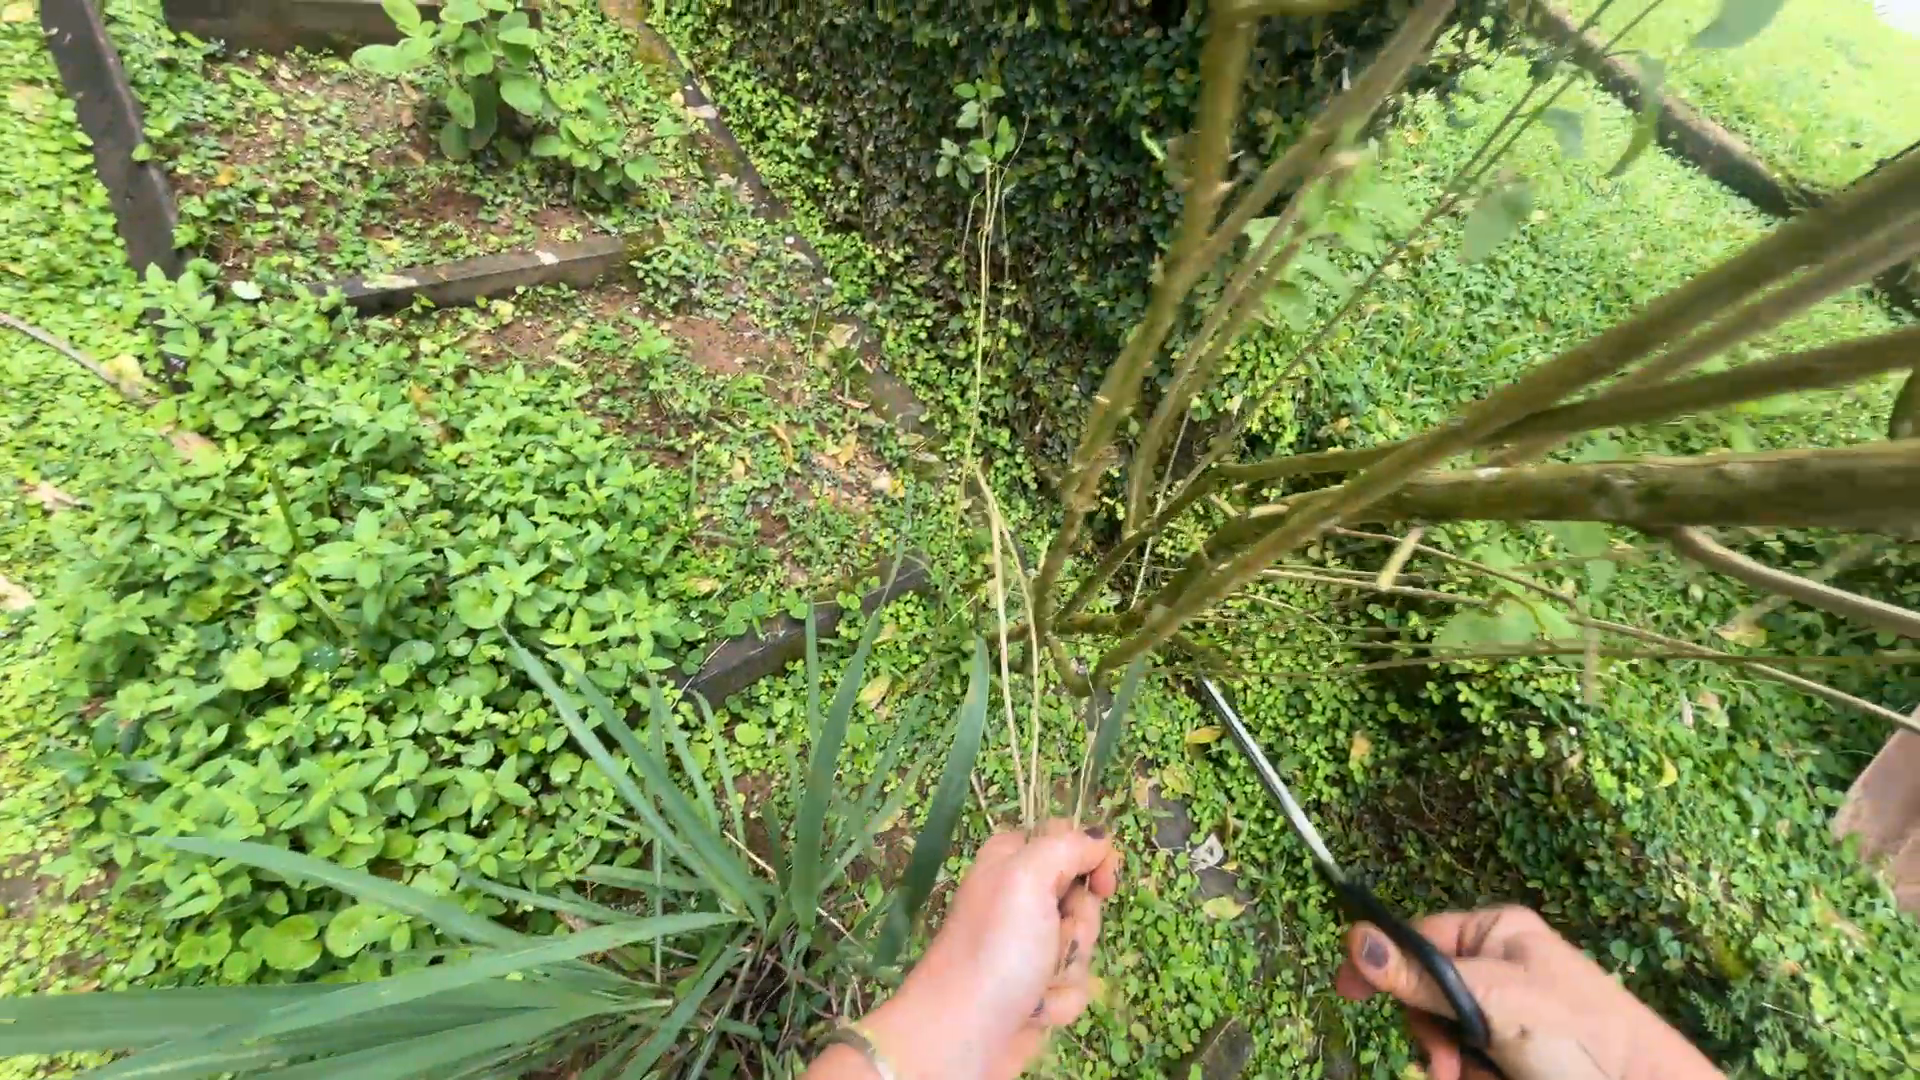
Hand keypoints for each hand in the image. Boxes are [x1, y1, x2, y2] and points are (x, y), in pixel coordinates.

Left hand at [808, 820, 1120, 1078]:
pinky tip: (1035, 1008)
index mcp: (1012, 856)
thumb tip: (1100, 837)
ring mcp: (1028, 942)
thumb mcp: (1029, 876)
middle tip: (1055, 937)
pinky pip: (1073, 982)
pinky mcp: (1036, 985)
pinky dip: (1060, 998)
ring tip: (1039, 980)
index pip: (1069, 838)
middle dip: (1079, 923)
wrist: (964, 1033)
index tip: (1102, 885)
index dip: (1091, 859)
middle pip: (1082, 894)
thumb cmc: (997, 946)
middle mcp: (1020, 894)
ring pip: (1083, 942)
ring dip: (1069, 965)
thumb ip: (1067, 846)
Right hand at [1335, 905, 1723, 1079]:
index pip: (1416, 937)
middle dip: (1430, 1032)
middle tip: (1444, 1066)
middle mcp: (1500, 966)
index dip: (1380, 963)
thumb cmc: (1579, 1041)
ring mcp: (1513, 1013)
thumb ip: (1420, 974)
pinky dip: (1474, 1076)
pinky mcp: (1523, 1055)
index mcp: (1497, 932)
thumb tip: (1352, 938)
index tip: (1346, 992)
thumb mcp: (1491, 1002)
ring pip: (1448, 1032)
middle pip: (1427, 989)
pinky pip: (1473, 1060)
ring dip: (1453, 1063)